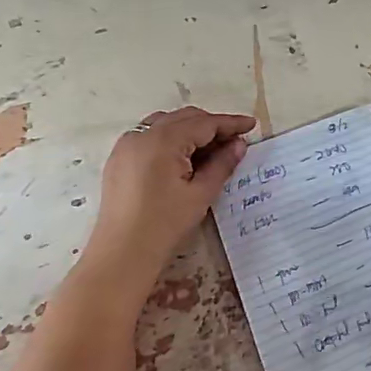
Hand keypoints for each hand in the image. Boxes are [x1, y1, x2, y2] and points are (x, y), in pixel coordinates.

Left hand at [83, 107, 255, 286]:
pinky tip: (184, 158)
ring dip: (190, 130)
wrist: (122, 252)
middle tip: (234, 141)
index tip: (250, 125)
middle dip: (211, 125)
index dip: (230, 123)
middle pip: (184, 118)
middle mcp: (142, 135)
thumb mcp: (200, 194)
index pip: (204, 123)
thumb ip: (222, 164)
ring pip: (165, 124)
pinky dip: (170, 139)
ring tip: (211, 149)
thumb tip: (239, 145)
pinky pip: (149, 137)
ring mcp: (126, 145)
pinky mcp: (119, 159)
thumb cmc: (165, 223)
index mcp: (163, 140)